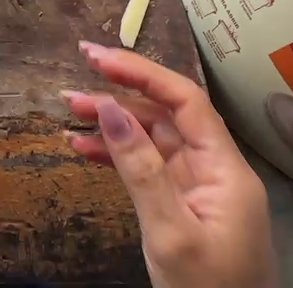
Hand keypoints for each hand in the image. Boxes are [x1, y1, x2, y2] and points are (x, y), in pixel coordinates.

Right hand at [63, 42, 276, 287]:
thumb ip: (140, 168)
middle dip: (117, 95)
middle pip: (164, 115)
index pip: (185, 100)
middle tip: (71, 84)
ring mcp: (197, 186)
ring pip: (150, 137)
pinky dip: (113, 153)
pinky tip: (81, 147)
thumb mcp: (170, 233)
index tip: (97, 59)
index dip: (140, 72)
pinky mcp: (182, 204)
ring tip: (67, 112)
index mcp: (225, 169)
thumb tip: (108, 107)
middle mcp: (213, 168)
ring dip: (110, 123)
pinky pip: (145, 165)